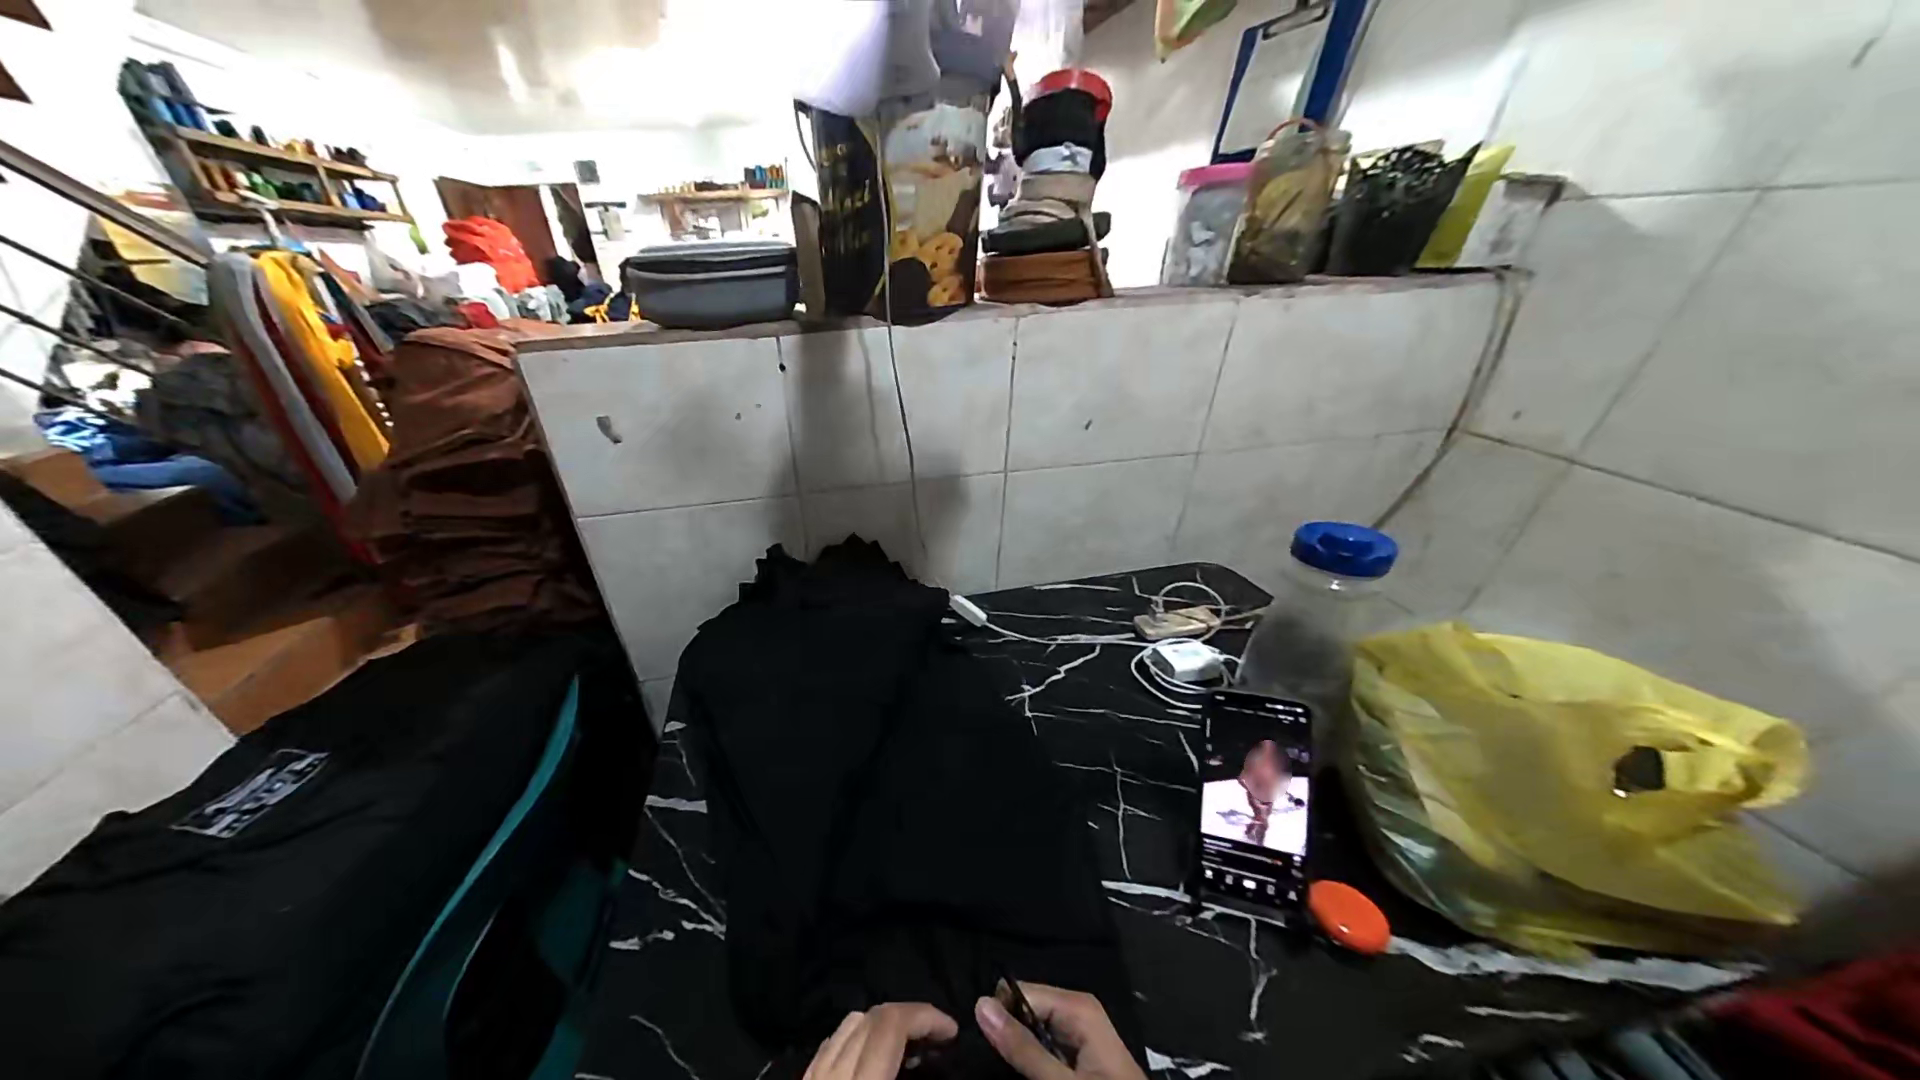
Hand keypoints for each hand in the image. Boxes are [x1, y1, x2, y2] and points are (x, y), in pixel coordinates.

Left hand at [803, 1003, 958, 1079]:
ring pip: (848, 1025)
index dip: (926, 1017)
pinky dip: (854, 1040)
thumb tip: (934, 1055)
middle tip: (935, 1036)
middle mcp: (832, 1074)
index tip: (951, 1031)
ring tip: (905, 1046)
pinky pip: (827, 1048)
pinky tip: (868, 1057)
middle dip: (909, 1016)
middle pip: (872, 1017)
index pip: (891, 1024)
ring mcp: (811, 1078)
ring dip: (881, 1024)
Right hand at [975, 983, 1146, 1079]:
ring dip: (1020, 1046)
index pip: (1018, 991)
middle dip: (1010, 1031)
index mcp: (1076, 1004)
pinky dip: (1034, 1055)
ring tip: (1013, 1068)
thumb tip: (980, 1004)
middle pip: (1025, 1006)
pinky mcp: (1080, 1046)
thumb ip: (1022, 1048)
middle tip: (1002, 1063)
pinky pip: (1045, 1039)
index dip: (999, 1016)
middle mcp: (1076, 1005)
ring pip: (1033, 1025)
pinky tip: (1031, 1072)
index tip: (986, 1045)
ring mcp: (1079, 1025)